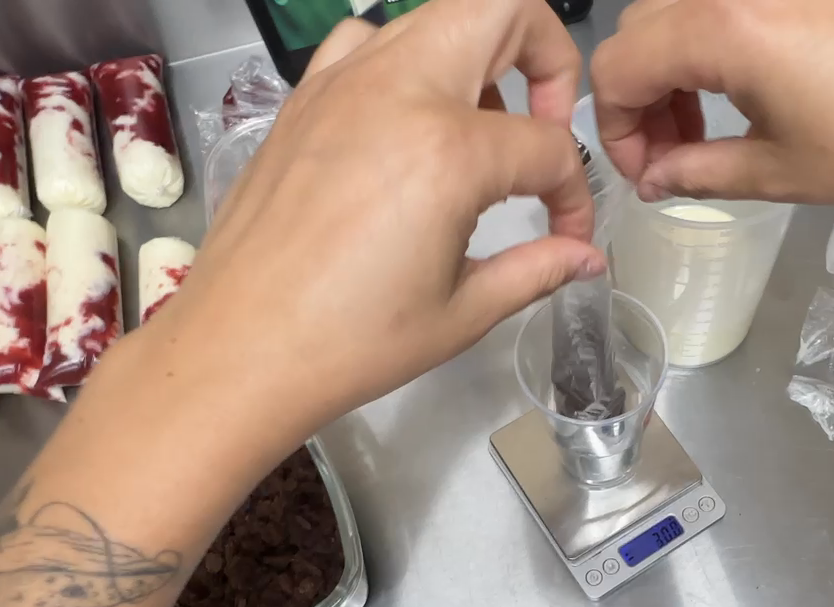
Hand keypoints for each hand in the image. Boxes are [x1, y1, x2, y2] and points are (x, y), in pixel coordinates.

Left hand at [138, 0, 602, 435]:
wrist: (244, 345)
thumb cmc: (359, 341)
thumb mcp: (464, 313)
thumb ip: (537, 270)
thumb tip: (589, 258)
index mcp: (448, 151)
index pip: (549, 148)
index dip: (576, 196)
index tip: (570, 239)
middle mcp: (400, 89)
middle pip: (503, 9)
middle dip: (550, 58)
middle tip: (547, 132)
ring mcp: (344, 80)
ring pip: (437, 15)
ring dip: (481, 59)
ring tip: (480, 138)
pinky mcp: (306, 94)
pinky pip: (373, 41)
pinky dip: (412, 65)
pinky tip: (408, 128)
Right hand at [590, 0, 833, 208]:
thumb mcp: (779, 172)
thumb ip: (696, 172)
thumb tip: (652, 179)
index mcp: (723, 22)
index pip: (619, 65)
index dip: (615, 130)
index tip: (646, 175)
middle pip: (645, 27)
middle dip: (642, 99)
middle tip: (673, 156)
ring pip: (687, 7)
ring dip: (678, 70)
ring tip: (712, 127)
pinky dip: (721, 42)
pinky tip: (754, 86)